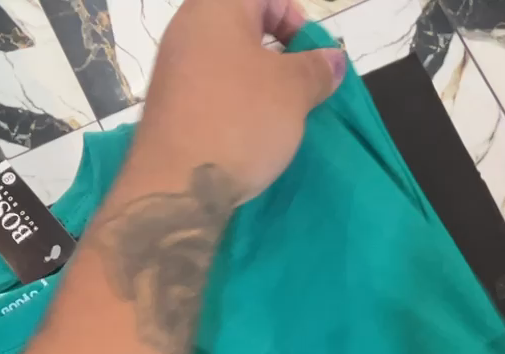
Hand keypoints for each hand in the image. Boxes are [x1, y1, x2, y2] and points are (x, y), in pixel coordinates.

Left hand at [129, 0, 347, 202]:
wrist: (178, 185)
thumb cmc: (240, 122)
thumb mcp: (292, 92)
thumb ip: (316, 70)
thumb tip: (333, 59)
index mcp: (216, 7)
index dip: (296, 20)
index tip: (312, 59)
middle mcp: (187, 30)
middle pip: (244, 29)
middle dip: (279, 59)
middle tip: (300, 93)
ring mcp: (174, 72)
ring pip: (228, 67)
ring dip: (258, 89)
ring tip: (279, 121)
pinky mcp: (171, 110)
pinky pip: (212, 98)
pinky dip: (235, 111)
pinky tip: (250, 139)